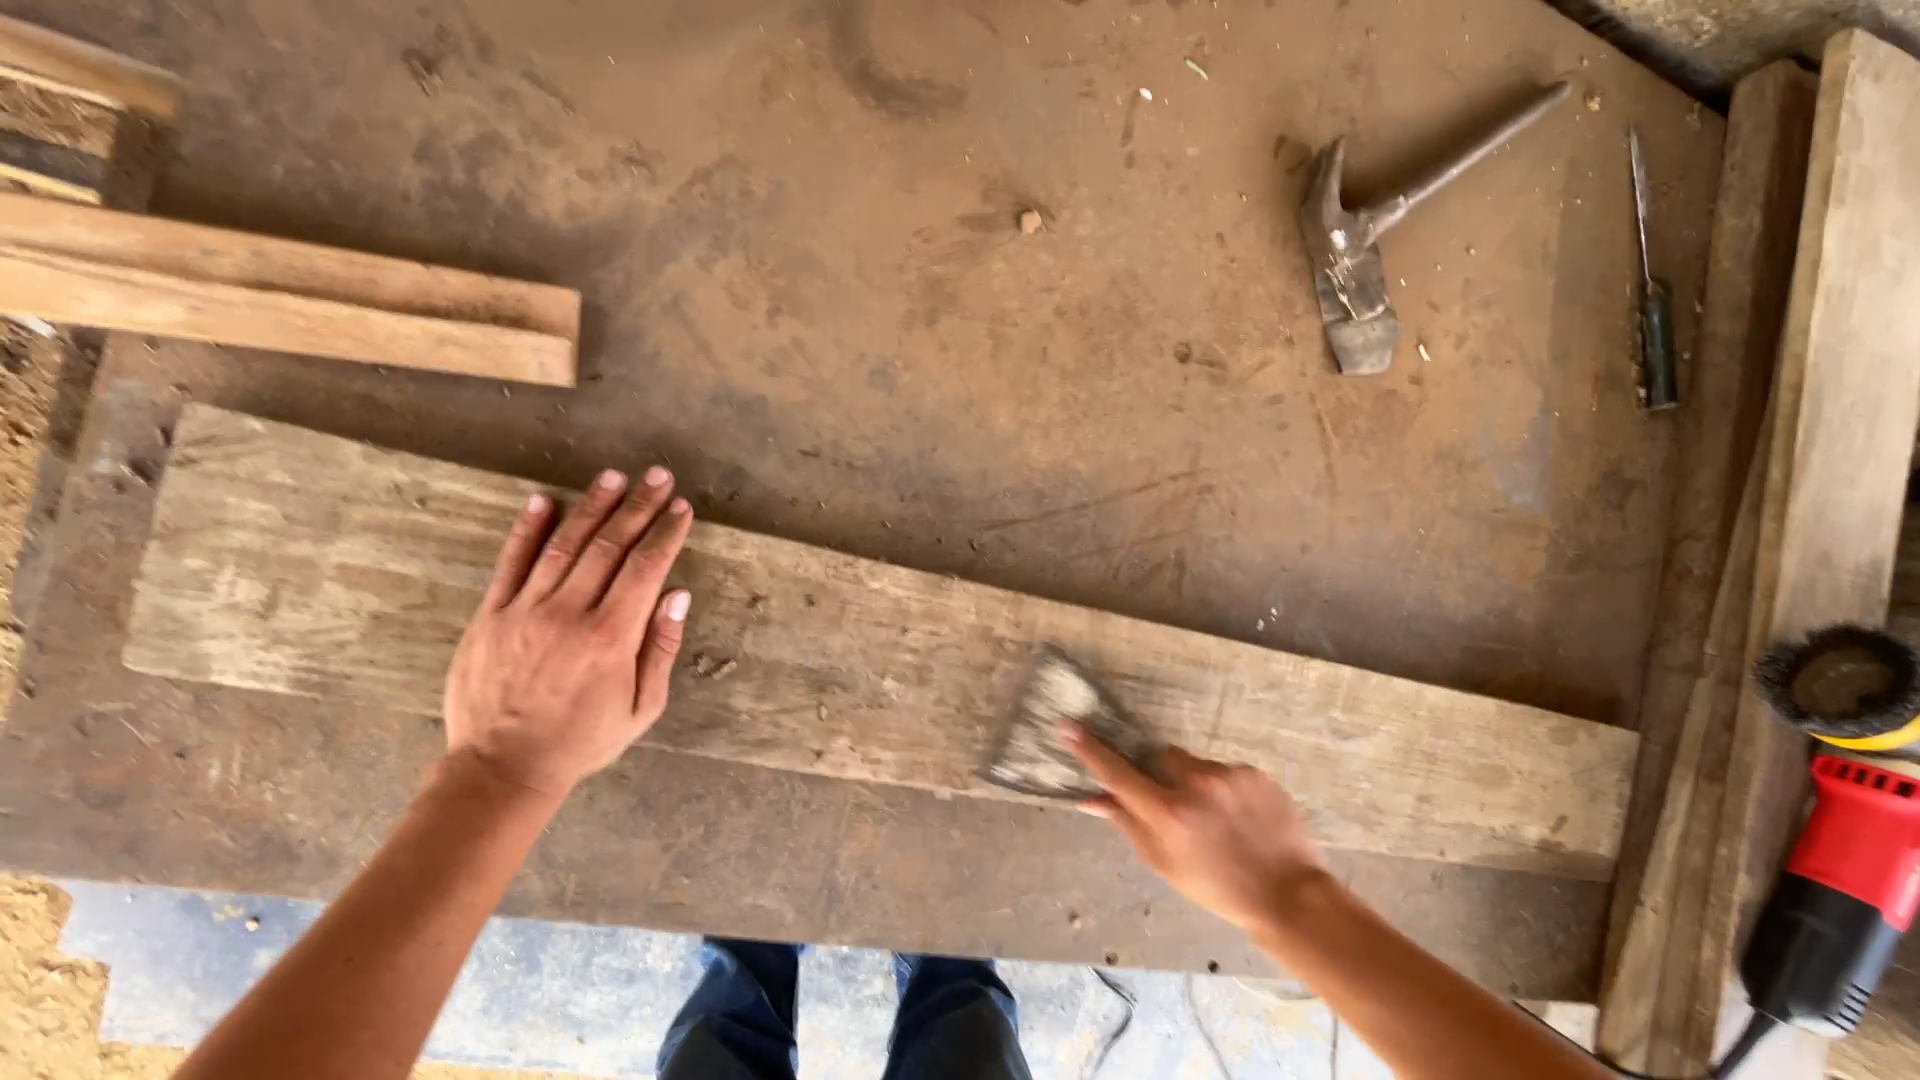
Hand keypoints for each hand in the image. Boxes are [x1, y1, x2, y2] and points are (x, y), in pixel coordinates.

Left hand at [443, 467, 693, 795]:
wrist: (503, 767)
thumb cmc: (583, 740)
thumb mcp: (643, 707)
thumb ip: (661, 648)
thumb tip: (679, 595)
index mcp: (611, 637)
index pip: (646, 568)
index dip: (666, 533)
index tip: (682, 509)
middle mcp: (569, 614)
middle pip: (610, 546)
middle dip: (638, 507)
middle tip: (659, 477)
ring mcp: (526, 610)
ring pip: (564, 544)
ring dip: (592, 506)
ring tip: (614, 477)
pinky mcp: (491, 615)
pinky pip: (511, 562)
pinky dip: (528, 529)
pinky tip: (544, 500)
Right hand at [1066, 726, 1328, 933]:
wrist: (1287, 894)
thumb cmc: (1215, 886)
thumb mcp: (1162, 862)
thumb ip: (1126, 823)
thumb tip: (1090, 798)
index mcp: (1168, 813)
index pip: (1118, 773)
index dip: (1090, 749)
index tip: (1068, 726)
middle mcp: (1195, 785)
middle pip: (1160, 757)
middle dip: (1159, 773)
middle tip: (1172, 804)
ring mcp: (1228, 775)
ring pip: (1193, 764)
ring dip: (1193, 782)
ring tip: (1213, 818)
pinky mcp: (1254, 772)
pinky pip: (1224, 770)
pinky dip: (1222, 788)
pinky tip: (1236, 817)